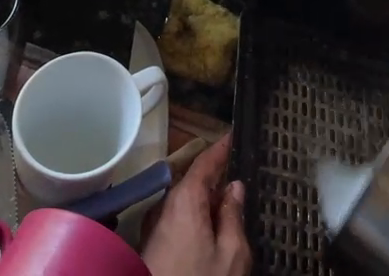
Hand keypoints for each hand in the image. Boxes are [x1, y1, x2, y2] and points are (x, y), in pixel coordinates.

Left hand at [140, 134, 249, 275]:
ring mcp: (155, 229)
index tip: (233, 133)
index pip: (204, 162)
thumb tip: (234, 187)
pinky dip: (196, 215)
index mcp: (185, 200)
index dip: (220, 148)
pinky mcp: (151, 248)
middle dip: (214, 174)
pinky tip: (210, 228)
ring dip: (205, 197)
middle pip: (192, 181)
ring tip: (228, 199)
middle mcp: (165, 207)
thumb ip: (233, 217)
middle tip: (237, 168)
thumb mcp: (231, 255)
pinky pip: (177, 219)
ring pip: (184, 202)